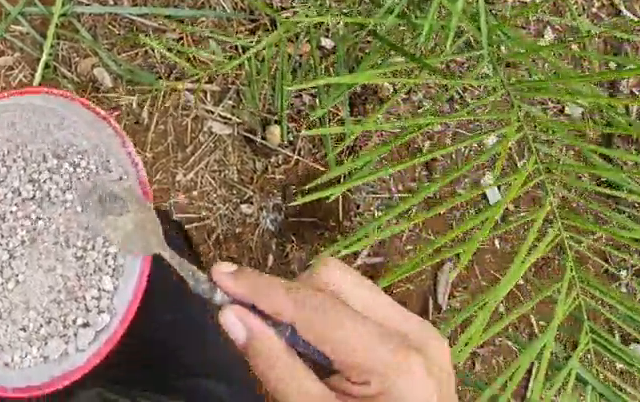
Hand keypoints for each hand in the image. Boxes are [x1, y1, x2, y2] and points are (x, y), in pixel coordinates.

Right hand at [211, 259, 455, 401]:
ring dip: (307, 303)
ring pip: (344, 284)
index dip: (260, 287)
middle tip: (260, 329)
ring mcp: (422, 333)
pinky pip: (360, 302)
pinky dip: (329, 315)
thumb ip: (275, 366)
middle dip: (288, 297)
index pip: (311, 303)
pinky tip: (323, 352)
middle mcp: (414, 333)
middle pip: (329, 280)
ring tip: (296, 348)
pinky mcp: (420, 337)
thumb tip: (230, 313)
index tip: (217, 274)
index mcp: (395, 361)